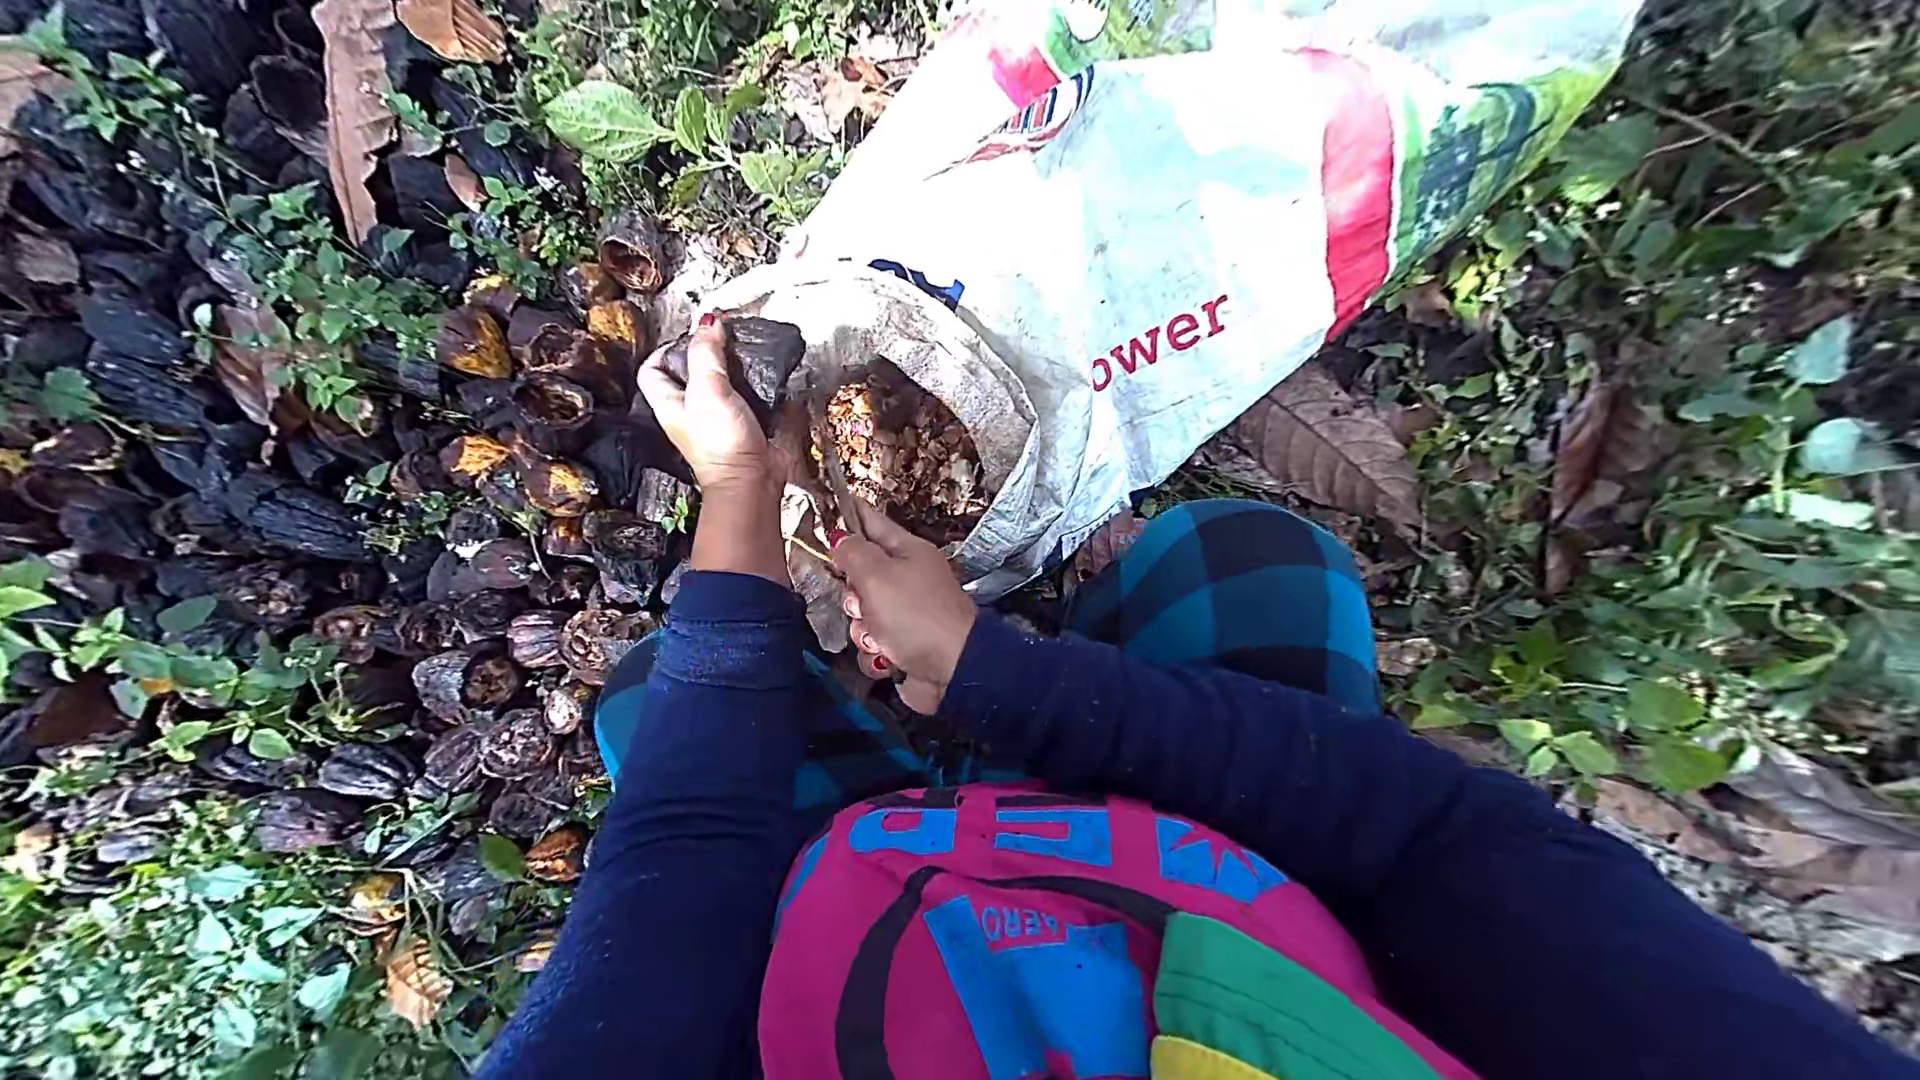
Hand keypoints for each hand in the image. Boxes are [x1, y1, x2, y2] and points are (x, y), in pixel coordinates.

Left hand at [640, 318, 790, 583]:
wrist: (754, 479)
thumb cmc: (721, 446)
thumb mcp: (707, 391)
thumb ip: (706, 353)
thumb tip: (709, 323)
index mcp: (671, 404)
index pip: (653, 369)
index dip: (665, 349)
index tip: (690, 335)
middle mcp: (694, 411)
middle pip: (691, 373)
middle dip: (706, 353)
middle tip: (723, 337)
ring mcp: (723, 418)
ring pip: (723, 383)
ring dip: (735, 367)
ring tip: (746, 350)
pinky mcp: (750, 425)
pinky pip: (751, 397)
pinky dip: (759, 384)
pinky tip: (767, 374)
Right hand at [833, 501, 977, 713]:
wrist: (952, 671)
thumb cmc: (916, 616)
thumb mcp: (878, 575)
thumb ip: (853, 553)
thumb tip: (840, 539)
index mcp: (907, 552)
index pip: (872, 523)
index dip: (849, 515)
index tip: (828, 505)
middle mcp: (906, 580)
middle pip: (859, 576)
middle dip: (852, 594)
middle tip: (862, 602)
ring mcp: (904, 615)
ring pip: (861, 615)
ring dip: (864, 630)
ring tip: (880, 636)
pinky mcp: (901, 646)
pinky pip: (871, 644)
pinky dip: (876, 654)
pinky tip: (888, 658)